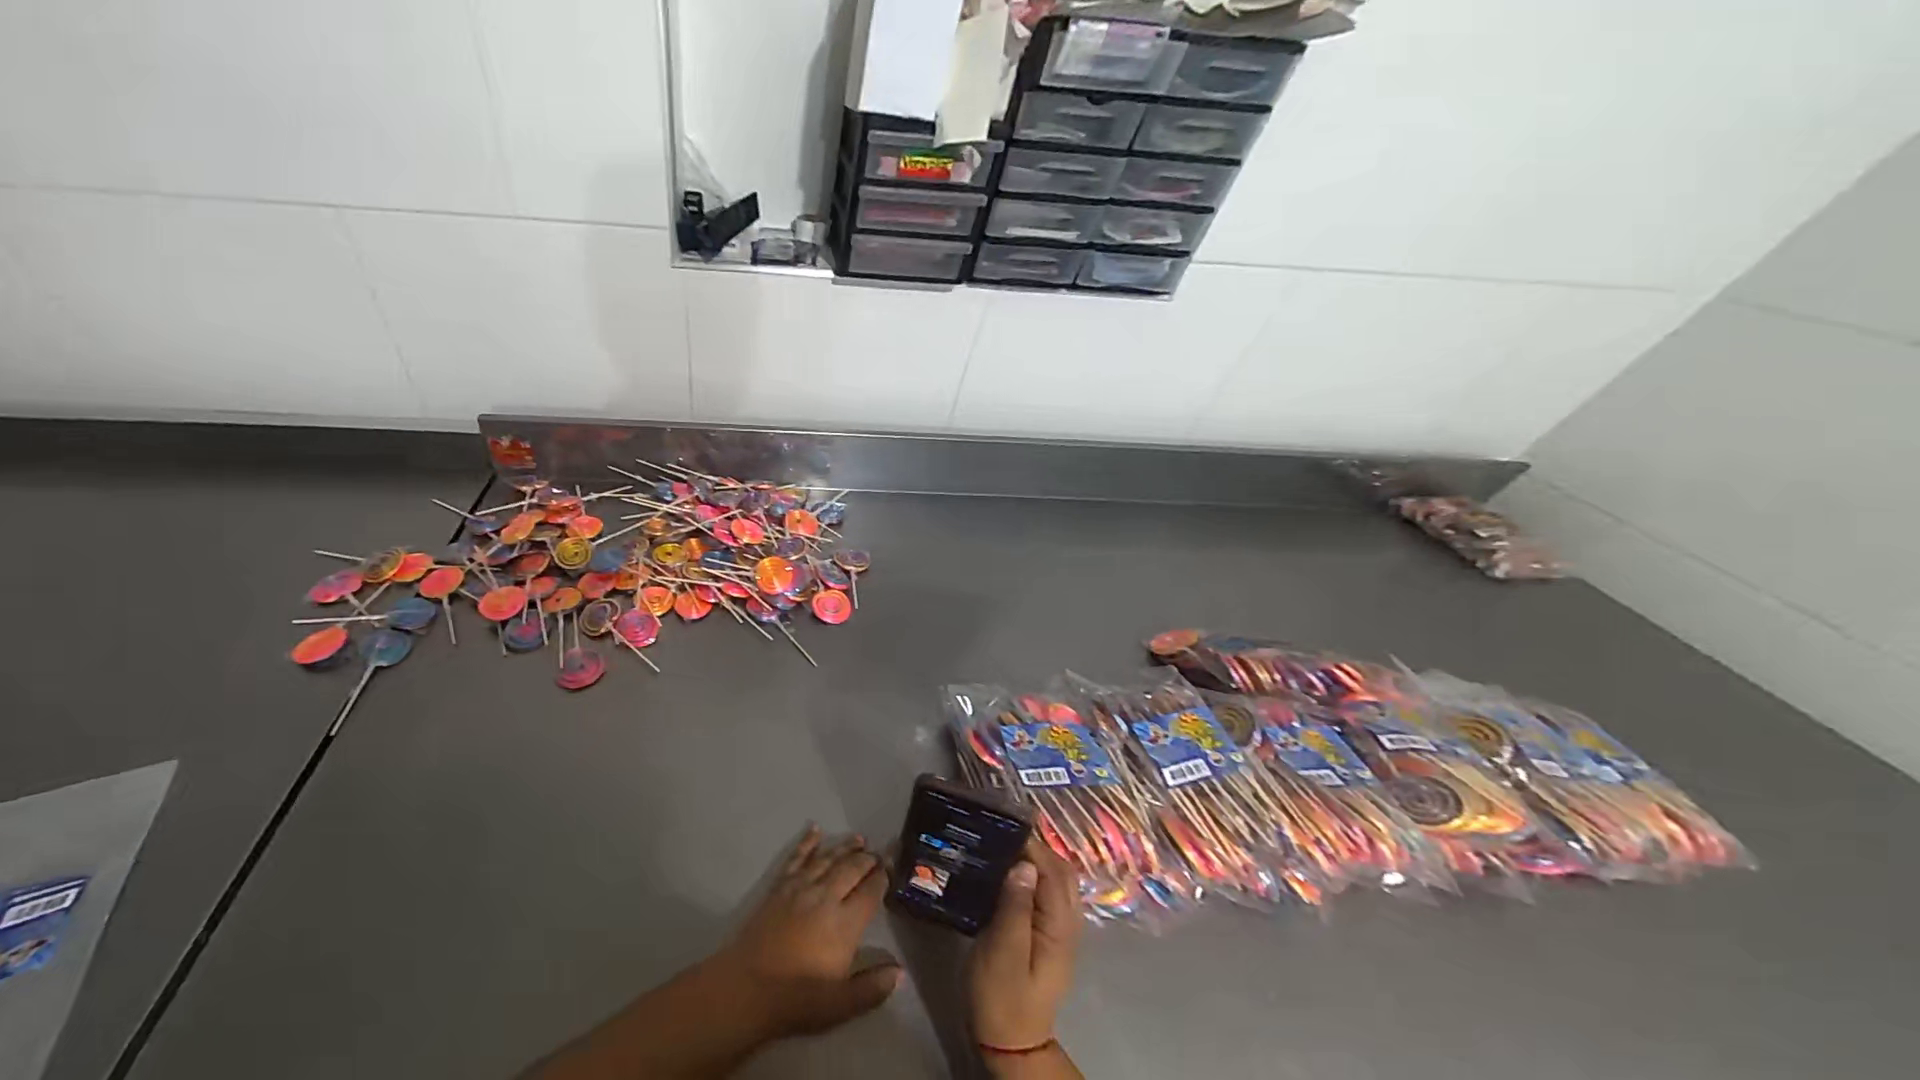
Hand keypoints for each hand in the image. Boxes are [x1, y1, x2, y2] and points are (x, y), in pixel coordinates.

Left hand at [713, 825, 900, 1038]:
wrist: (745, 990)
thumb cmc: (796, 999)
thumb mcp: (840, 1004)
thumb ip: (872, 987)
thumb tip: (900, 972)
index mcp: (846, 922)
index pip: (872, 890)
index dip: (883, 877)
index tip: (892, 867)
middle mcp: (827, 896)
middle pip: (852, 868)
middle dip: (868, 859)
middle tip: (879, 853)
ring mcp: (801, 888)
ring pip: (828, 859)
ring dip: (845, 847)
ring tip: (859, 839)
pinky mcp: (779, 888)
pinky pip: (797, 858)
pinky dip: (806, 843)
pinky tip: (814, 830)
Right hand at [968, 836, 1081, 1050]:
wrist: (1011, 1042)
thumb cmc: (1003, 997)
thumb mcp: (1003, 952)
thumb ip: (1015, 907)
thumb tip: (1025, 863)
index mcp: (1060, 923)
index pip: (1052, 869)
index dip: (1030, 845)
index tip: (1002, 827)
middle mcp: (1068, 922)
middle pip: (1060, 871)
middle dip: (1035, 847)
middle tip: (1001, 834)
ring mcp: (1061, 929)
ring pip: (1056, 881)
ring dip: (1035, 861)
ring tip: (1003, 848)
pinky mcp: (1048, 936)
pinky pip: (1047, 894)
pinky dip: (1033, 877)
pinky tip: (1010, 875)